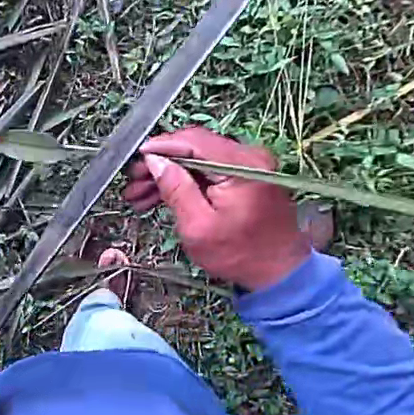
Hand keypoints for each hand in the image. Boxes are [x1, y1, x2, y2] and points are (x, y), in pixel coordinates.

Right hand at [122, 127, 309, 291]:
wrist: (279, 273)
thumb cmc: (239, 255)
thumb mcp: (198, 226)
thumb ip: (176, 189)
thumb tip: (155, 161)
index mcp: (241, 166)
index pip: (193, 141)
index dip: (160, 146)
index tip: (136, 158)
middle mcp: (250, 157)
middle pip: (195, 147)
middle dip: (161, 163)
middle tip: (133, 182)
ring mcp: (251, 165)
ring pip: (199, 160)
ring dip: (170, 174)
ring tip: (140, 195)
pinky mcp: (248, 177)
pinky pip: (211, 171)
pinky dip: (187, 181)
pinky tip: (162, 196)